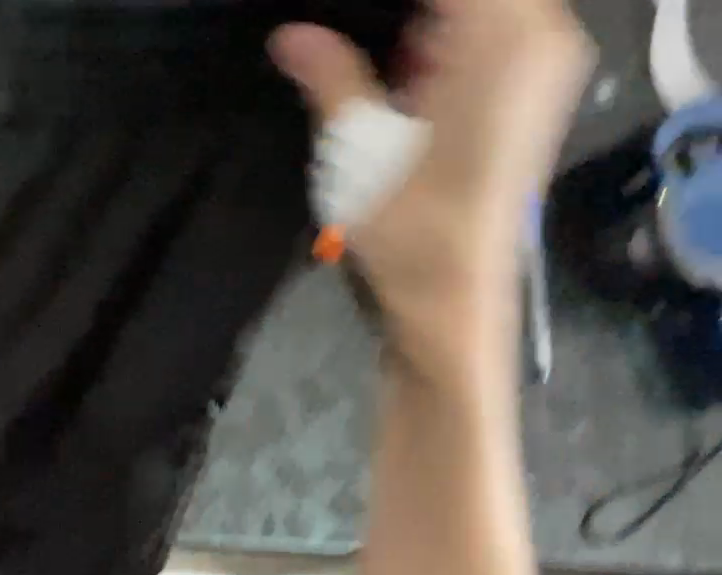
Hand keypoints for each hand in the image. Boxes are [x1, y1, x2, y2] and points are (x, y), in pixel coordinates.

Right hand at [271, 0, 591, 377]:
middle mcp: (540, 38)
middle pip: (467, 1)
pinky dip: (439, 45)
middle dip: (403, 19)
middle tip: (334, 42)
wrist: (449, 289)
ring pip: (478, 17)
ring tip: (361, 68)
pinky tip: (395, 78)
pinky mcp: (527, 92)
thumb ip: (329, 77)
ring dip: (419, 30)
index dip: (380, 8)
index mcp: (504, 39)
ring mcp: (540, 65)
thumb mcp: (353, 146)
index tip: (335, 19)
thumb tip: (289, 35)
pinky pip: (488, 38)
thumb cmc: (405, 223)